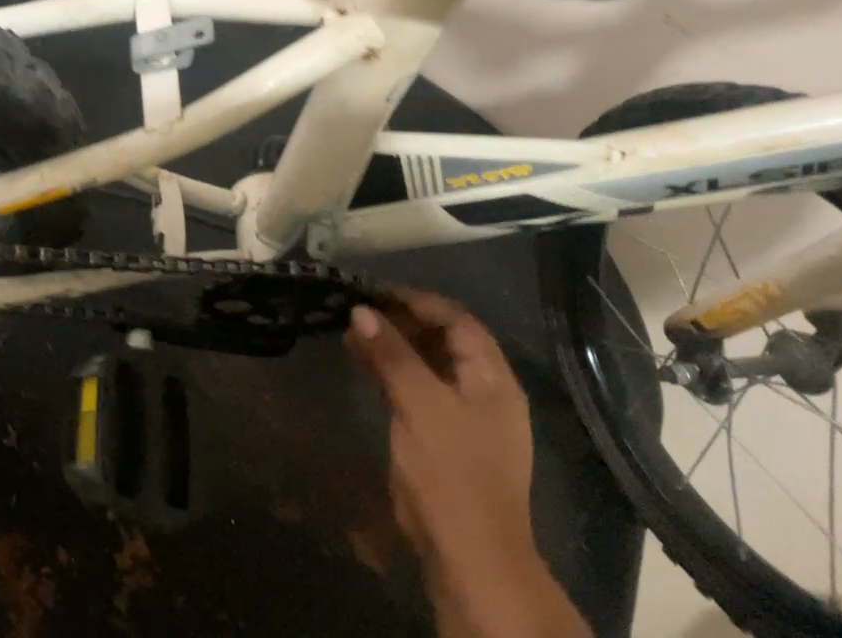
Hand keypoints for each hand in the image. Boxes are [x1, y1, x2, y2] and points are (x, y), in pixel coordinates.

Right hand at [346, 291, 535, 572]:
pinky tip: (363, 367)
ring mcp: (465, 416)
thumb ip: (391, 354)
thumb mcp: (419, 404)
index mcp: (492, 379)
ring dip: (393, 347)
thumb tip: (360, 310)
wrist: (469, 549)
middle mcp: (484, 391)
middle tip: (356, 311)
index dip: (417, 301)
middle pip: (444, 341)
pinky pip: (418, 391)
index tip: (373, 291)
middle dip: (400, 322)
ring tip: (349, 334)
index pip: (458, 321)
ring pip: (428, 366)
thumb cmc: (450, 470)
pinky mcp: (444, 437)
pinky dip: (392, 374)